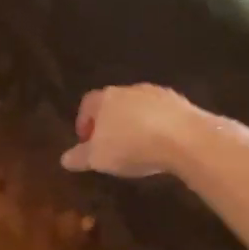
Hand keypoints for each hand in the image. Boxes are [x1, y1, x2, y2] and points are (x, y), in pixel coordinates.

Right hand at [60, 84, 209, 177]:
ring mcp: (158, 94)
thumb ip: (79, 157)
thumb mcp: (98, 158)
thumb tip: (64, 159)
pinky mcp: (181, 103)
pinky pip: (161, 114)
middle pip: (113, 103)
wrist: (184, 139)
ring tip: (136, 146)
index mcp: (105, 99)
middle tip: (109, 144)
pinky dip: (156, 126)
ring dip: (134, 123)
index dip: (83, 121)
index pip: (87, 104)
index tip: (85, 141)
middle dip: (109, 122)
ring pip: (139, 107)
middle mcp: (130, 90)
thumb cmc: (131, 146)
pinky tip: (159, 144)